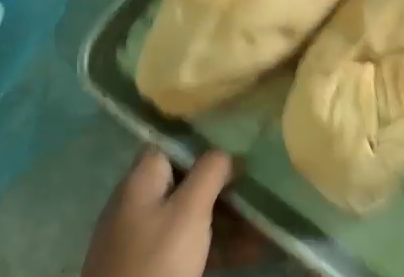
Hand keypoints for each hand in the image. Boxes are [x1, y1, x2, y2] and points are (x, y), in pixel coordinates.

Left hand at [83, 147, 264, 276]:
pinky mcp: (150, 267)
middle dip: (225, 184)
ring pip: (192, 216)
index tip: (239, 143)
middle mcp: (137, 205)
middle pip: (186, 181)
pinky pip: (189, 245)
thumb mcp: (189, 211)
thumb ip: (210, 172)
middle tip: (259, 184)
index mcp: (140, 182)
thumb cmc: (157, 261)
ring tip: (265, 223)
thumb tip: (224, 152)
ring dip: (228, 217)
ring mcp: (142, 239)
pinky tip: (251, 250)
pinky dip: (217, 244)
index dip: (204, 140)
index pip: (172, 144)